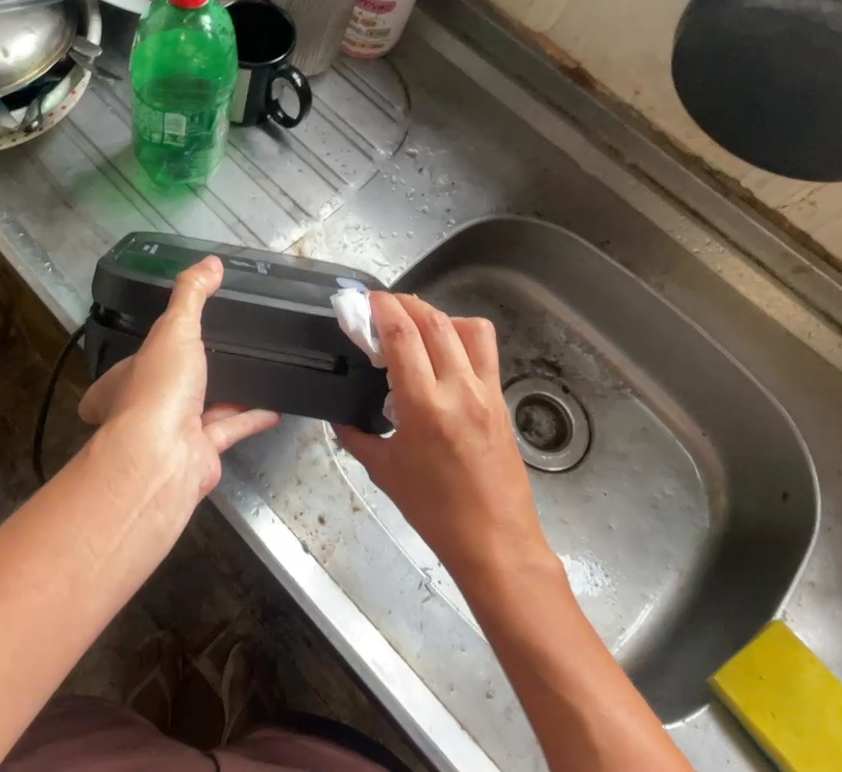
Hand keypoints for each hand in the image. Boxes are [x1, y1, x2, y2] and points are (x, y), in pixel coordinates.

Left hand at [78, 257, 280, 496]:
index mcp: (123, 382)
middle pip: (162, 391)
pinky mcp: (201, 453)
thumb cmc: (158, 388)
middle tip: (213, 354)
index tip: (151, 349)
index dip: (131, 362)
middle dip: (183, 377)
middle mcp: (143, 410)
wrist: (165, 456)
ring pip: (199, 410)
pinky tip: (274, 406)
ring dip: (224, 395)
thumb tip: (211, 262)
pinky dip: (250, 418)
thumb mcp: (174, 328)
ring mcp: (172, 434)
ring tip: (250, 372)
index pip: (119, 373)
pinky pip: (229, 429)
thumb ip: (192, 295)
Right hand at [335, 293, 556, 583]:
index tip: (365, 300)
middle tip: (382, 306)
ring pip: (468, 328)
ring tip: (415, 326)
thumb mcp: (384, 472)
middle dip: (405, 303)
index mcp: (426, 407)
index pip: (404, 335)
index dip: (382, 308)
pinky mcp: (501, 401)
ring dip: (438, 315)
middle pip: (434, 321)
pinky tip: (441, 356)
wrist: (495, 542)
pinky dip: (460, 338)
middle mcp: (460, 390)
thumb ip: (357, 437)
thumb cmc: (436, 512)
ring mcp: (487, 392)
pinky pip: (484, 352)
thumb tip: (340, 420)